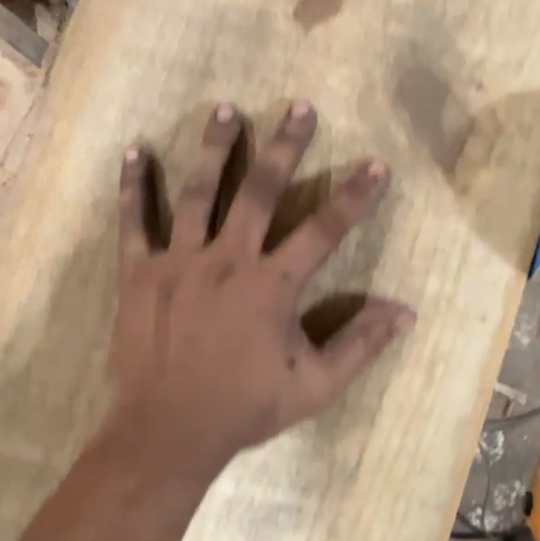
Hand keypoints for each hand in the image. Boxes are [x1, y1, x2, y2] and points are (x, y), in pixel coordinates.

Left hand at [102, 101, 416, 474]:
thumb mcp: (314, 386)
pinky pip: (134, 222)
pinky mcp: (139, 273)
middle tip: (300, 107)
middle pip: (260, 191)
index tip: (375, 164)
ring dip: (214, 148)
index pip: (324, 230)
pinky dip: (133, 186)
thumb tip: (406, 312)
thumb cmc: (245, 408)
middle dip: (284, 147)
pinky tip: (134, 151)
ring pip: (197, 193)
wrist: (165, 433)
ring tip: (227, 108)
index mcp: (272, 286)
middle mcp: (227, 261)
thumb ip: (360, 345)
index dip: (354, 196)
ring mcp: (179, 262)